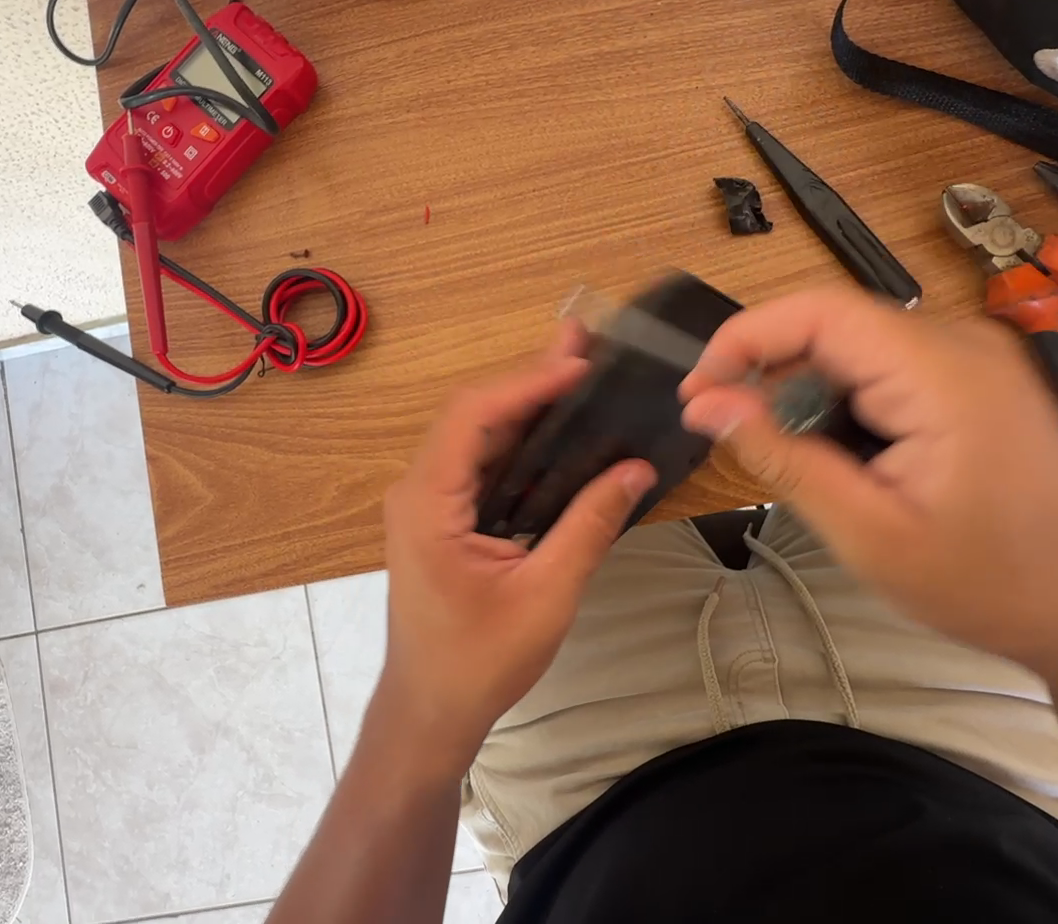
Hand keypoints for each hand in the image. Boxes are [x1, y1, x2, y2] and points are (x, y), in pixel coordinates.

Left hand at [377, 324, 656, 769]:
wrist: (430, 710)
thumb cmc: (479, 661)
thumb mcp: (545, 595)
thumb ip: (588, 526)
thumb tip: (637, 468)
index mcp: (427, 501)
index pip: (472, 415)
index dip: (526, 382)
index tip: (580, 365)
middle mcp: (420, 488)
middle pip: (474, 414)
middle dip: (531, 379)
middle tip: (588, 346)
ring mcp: (429, 501)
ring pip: (479, 434)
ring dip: (528, 403)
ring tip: (581, 371)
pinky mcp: (445, 515)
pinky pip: (483, 463)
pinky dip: (522, 441)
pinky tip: (562, 427)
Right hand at [677, 287, 1057, 672]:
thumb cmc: (986, 582)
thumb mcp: (865, 531)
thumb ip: (780, 458)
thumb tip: (706, 405)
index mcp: (941, 371)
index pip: (817, 312)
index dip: (743, 339)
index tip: (698, 393)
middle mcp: (959, 343)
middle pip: (831, 327)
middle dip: (768, 375)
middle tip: (732, 436)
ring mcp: (970, 357)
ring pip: (850, 349)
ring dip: (803, 396)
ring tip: (793, 461)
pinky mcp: (969, 378)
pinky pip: (880, 368)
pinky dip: (839, 405)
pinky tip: (840, 459)